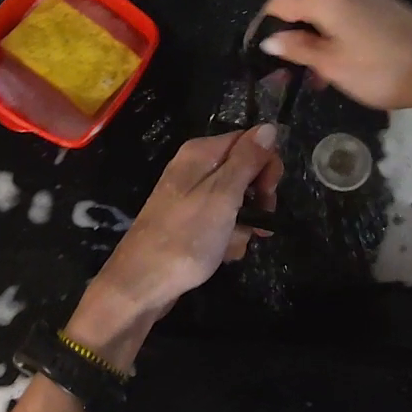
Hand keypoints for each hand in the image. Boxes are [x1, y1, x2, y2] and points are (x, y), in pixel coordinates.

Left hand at [83, 127, 282, 334]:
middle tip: (258, 223)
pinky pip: (220, 221)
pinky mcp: (189, 222)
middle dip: (256, 199)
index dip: (266, 165)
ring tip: (232, 245)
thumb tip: (268, 126)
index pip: (249, 141)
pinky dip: (227, 237)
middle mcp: (194, 168)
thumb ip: (246, 161)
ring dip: (242, 224)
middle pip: (243, 171)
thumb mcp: (222, 196)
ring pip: (235, 201)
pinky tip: (222, 254)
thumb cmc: (185, 237)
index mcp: (201, 153)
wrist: (142, 284)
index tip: (269, 194)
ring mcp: (190, 196)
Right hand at [259, 0, 411, 111]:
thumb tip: (270, 40)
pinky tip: (347, 59)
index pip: (279, 3)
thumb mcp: (331, 65)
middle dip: (298, 36)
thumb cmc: (380, 69)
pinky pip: (347, 9)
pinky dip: (339, 30)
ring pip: (326, 8)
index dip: (270, 28)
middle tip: (301, 74)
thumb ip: (297, 48)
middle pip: (304, 3)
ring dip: (320, 37)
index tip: (271, 58)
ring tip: (325, 75)